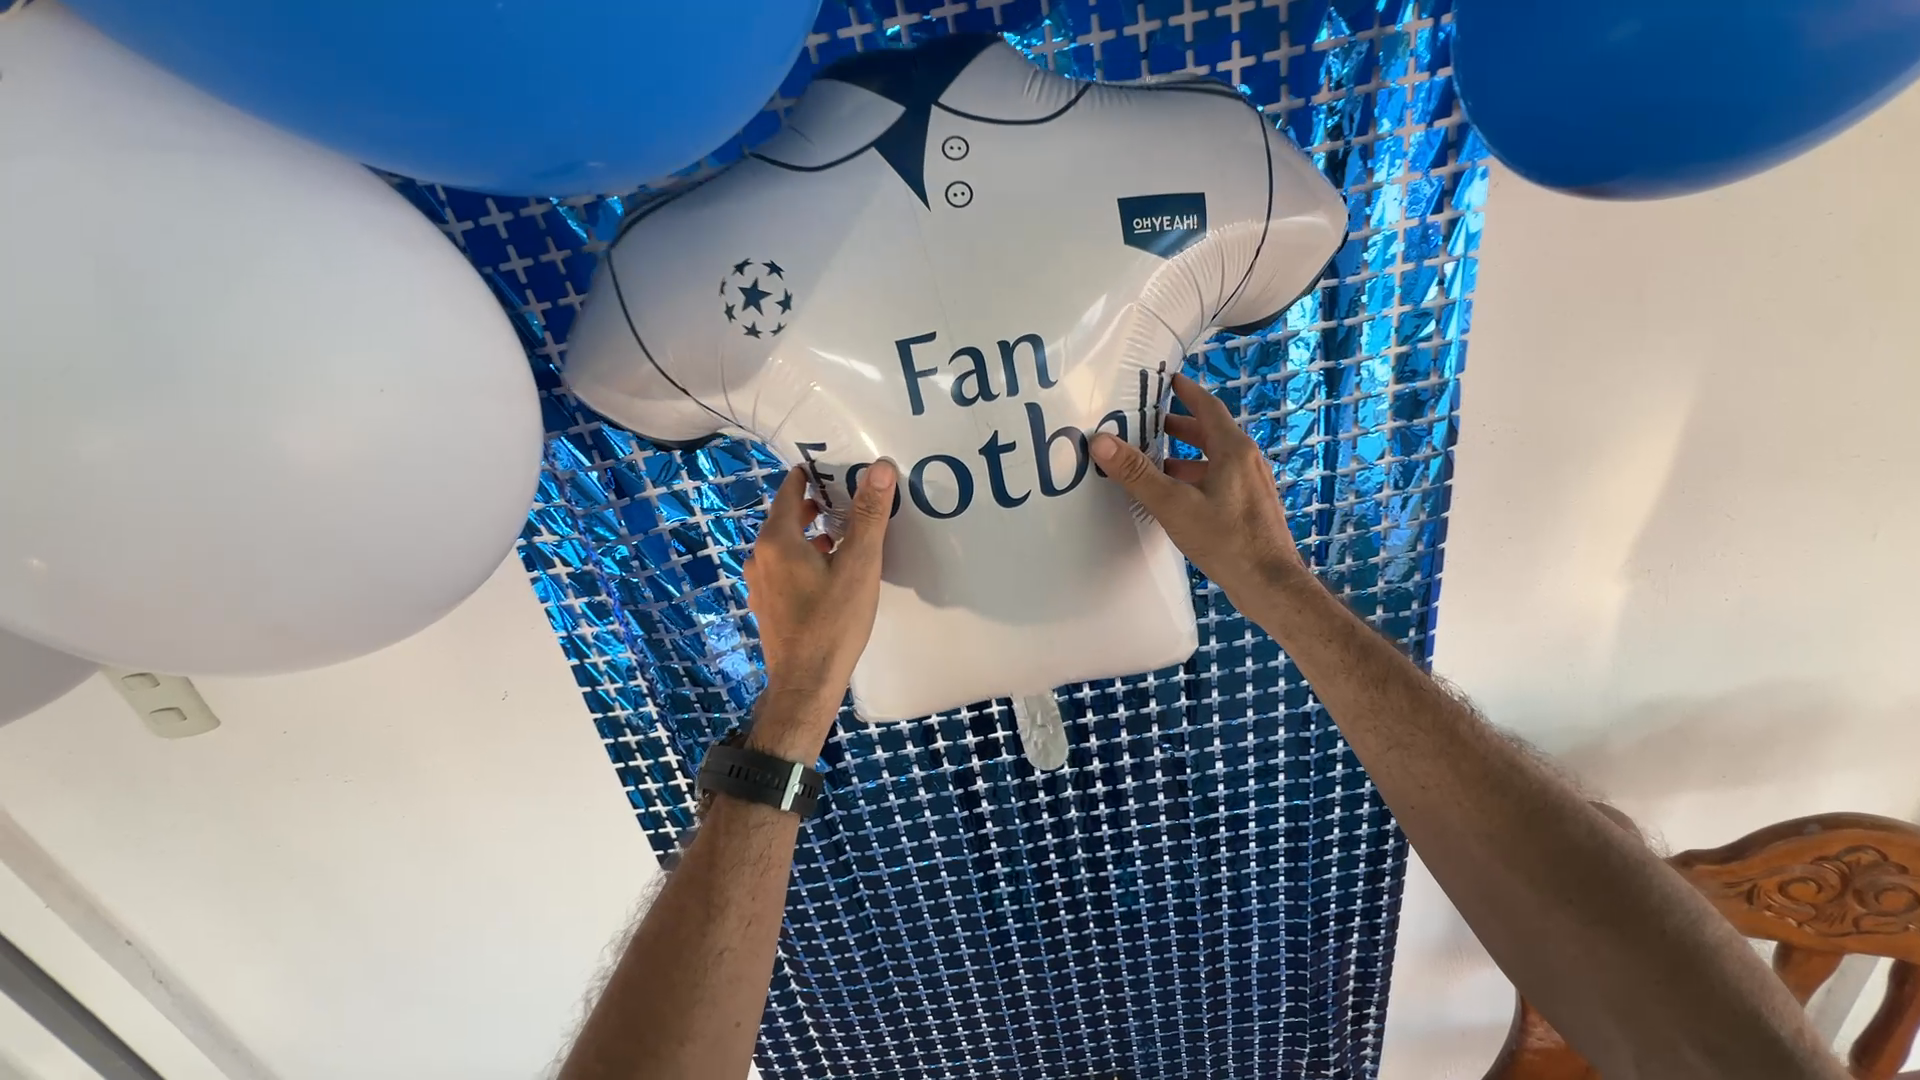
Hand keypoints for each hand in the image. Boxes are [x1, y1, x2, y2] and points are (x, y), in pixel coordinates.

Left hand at [740, 460, 896, 759]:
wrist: (806, 684)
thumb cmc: (833, 622)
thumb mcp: (858, 565)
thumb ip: (868, 515)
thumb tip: (879, 467)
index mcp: (777, 540)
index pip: (791, 489)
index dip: (815, 475)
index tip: (841, 469)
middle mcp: (760, 557)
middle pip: (788, 516)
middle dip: (818, 504)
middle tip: (852, 500)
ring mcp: (760, 584)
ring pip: (787, 545)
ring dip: (813, 534)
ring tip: (846, 535)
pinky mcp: (768, 605)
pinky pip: (786, 569)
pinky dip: (806, 559)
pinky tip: (831, 573)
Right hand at [1090, 372, 1301, 608]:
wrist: (1269, 584)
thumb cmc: (1224, 539)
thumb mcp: (1174, 504)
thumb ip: (1137, 473)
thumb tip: (1102, 441)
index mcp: (1233, 450)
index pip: (1208, 408)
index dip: (1188, 392)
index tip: (1169, 380)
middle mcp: (1247, 461)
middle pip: (1211, 433)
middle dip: (1181, 426)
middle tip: (1150, 422)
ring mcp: (1252, 486)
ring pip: (1215, 460)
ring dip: (1187, 456)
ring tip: (1156, 461)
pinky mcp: (1251, 509)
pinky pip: (1221, 480)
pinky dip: (1196, 477)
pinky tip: (1178, 497)